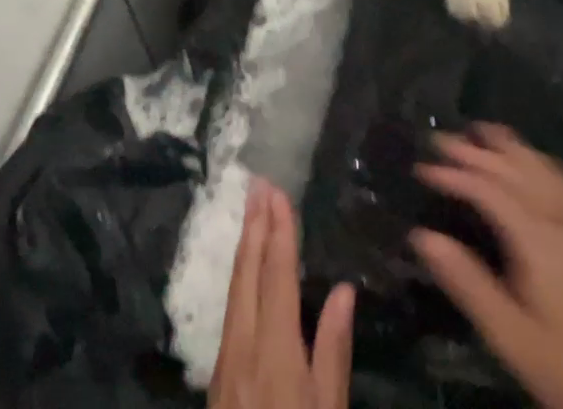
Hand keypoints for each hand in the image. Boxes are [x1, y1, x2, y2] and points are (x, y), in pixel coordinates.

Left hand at [209, 177, 356, 408]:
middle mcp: (242, 349)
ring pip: (233, 292)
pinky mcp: (219, 378)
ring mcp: (225, 363)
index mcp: (275, 354)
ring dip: (243, 248)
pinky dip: (239, 279)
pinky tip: (245, 270)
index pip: (276, 279)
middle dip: (252, 227)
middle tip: (256, 184)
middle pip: (245, 276)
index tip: (277, 193)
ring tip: (251, 213)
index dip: (278, 232)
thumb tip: (342, 292)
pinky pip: (230, 313)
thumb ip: (333, 351)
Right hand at [411, 125, 562, 408]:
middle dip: (480, 151)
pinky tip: (541, 168)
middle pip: (521, 171)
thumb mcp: (512, 336)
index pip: (492, 191)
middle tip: (444, 136)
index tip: (422, 166)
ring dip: (515, 149)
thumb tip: (423, 236)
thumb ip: (468, 283)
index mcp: (544, 241)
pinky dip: (544, 165)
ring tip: (486, 131)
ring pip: (550, 171)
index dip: (455, 174)